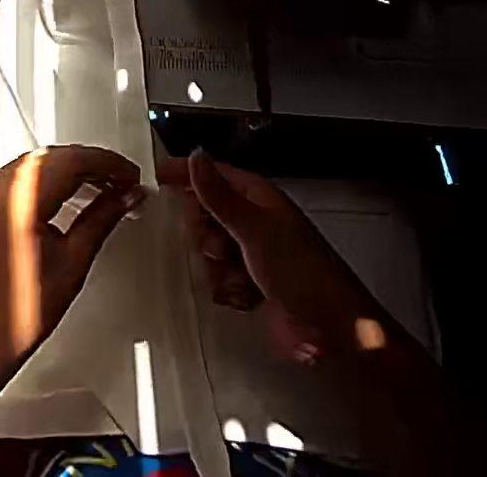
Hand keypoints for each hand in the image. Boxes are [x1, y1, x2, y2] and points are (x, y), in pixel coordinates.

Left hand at [0, 145, 146, 384]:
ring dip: (73, 168)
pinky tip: (70, 192)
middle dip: (93, 164)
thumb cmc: (12, 318)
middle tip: (123, 181)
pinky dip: (50, 176)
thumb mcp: (72, 264)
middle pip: (57, 156)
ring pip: (40, 161)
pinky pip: (21, 173)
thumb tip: (126, 196)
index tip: (130, 175)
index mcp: (20, 199)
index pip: (75, 160)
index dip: (109, 164)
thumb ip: (102, 219)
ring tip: (103, 187)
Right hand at [161, 149, 404, 366]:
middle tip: (220, 245)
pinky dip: (227, 289)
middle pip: (201, 215)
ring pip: (205, 251)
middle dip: (204, 235)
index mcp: (255, 196)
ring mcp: (248, 252)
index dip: (185, 174)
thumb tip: (195, 156)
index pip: (210, 174)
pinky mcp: (247, 283)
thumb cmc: (304, 271)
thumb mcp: (254, 228)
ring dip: (218, 268)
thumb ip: (218, 195)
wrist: (329, 330)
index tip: (157, 176)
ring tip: (241, 275)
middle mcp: (250, 220)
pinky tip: (248, 295)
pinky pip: (215, 279)